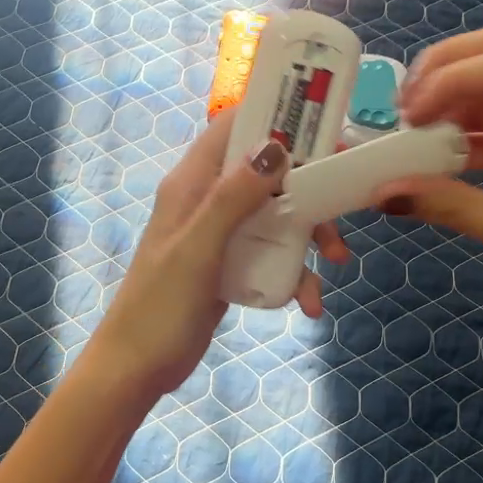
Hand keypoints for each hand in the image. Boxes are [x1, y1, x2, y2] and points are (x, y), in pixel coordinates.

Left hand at [86, 106, 350, 398]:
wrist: (138, 367)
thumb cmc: (161, 305)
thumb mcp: (199, 247)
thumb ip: (233, 197)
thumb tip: (276, 144)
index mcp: (192, 182)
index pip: (233, 126)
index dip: (275, 115)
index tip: (322, 125)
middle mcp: (207, 198)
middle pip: (266, 170)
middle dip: (308, 185)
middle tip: (343, 203)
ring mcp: (220, 232)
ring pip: (276, 212)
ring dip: (309, 233)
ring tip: (335, 262)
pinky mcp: (231, 263)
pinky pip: (271, 252)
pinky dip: (294, 271)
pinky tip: (307, 302)